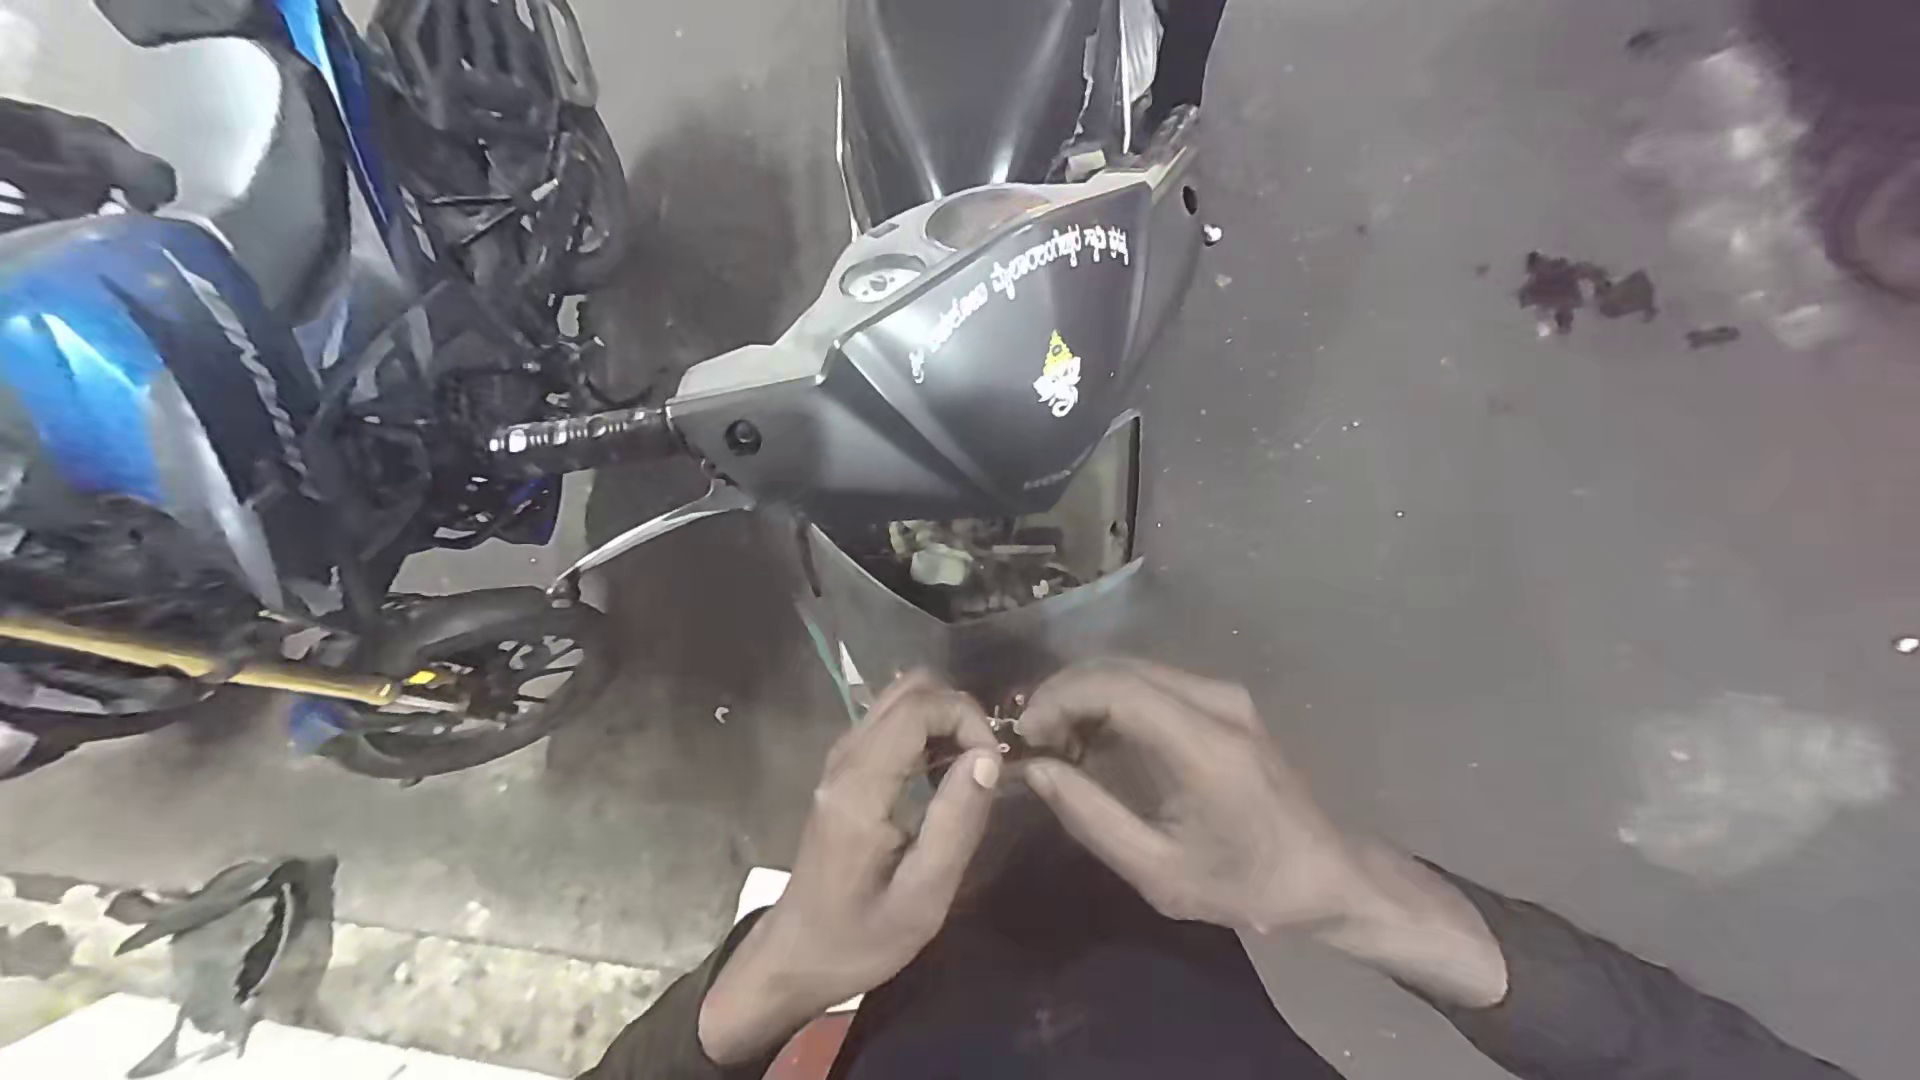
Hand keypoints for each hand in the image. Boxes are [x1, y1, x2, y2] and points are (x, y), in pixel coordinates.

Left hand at [698, 672, 1001, 1062]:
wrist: (797, 954)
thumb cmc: (859, 937)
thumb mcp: (922, 898)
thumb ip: (956, 823)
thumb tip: (987, 757)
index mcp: (860, 785)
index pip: (917, 708)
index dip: (965, 718)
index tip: (992, 762)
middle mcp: (846, 756)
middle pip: (910, 689)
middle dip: (958, 711)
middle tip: (984, 760)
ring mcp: (842, 756)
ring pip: (900, 698)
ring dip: (944, 717)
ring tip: (968, 765)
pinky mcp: (846, 765)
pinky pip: (893, 720)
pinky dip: (928, 728)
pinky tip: (942, 771)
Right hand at [1019, 660, 1506, 1006]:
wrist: (1328, 873)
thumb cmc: (1246, 884)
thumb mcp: (1159, 873)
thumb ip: (1091, 817)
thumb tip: (1035, 768)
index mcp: (1205, 746)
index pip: (1115, 688)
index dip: (1059, 699)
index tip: (1026, 733)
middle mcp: (1215, 701)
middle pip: (1116, 667)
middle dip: (1062, 693)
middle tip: (1032, 737)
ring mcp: (1221, 692)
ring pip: (1127, 667)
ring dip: (1082, 694)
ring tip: (1056, 740)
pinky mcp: (1220, 696)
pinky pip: (1147, 680)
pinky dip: (1107, 698)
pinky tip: (1093, 736)